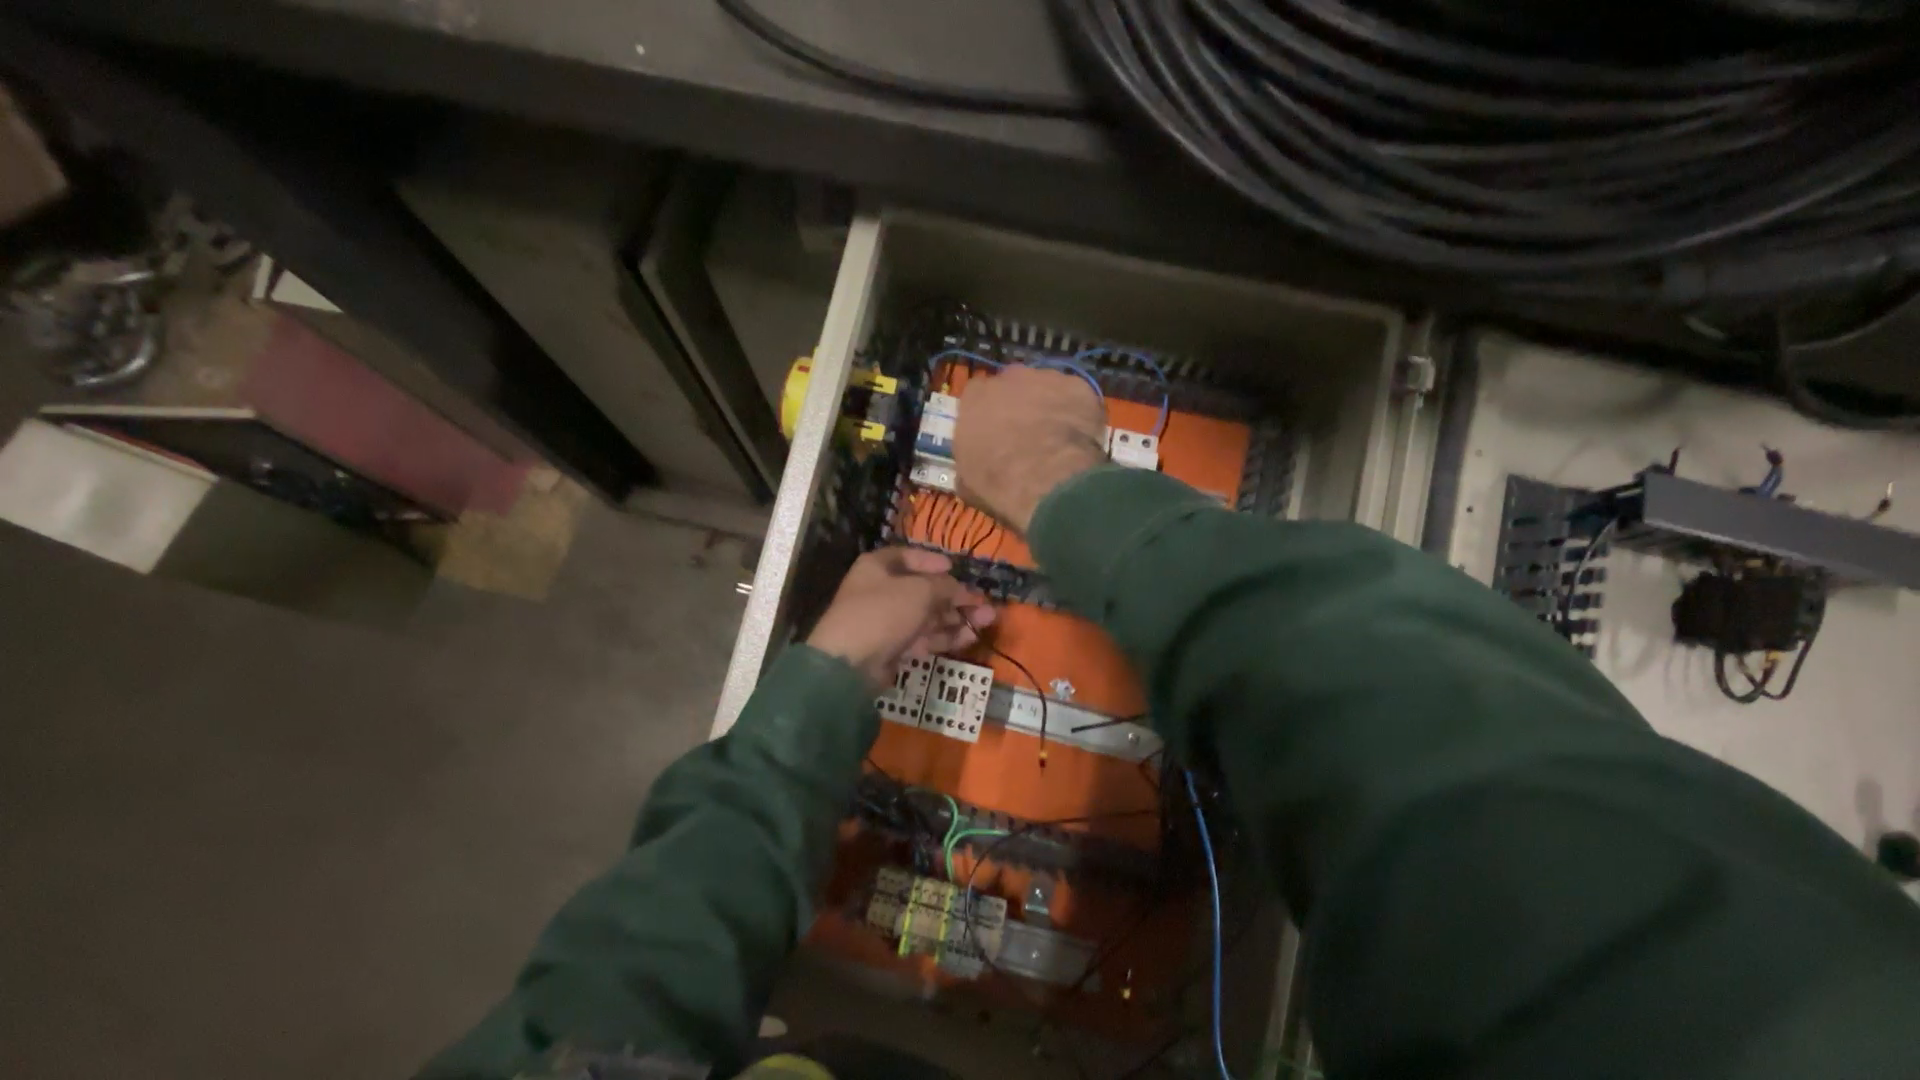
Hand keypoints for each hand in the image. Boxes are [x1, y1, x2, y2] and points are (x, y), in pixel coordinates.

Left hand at [807, 547, 997, 688]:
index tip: (956, 568)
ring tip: (988, 619)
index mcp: (878, 567)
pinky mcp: (893, 647)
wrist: (850, 664)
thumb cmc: (883, 612)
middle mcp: (880, 590)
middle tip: (984, 602)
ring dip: (957, 617)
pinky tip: (971, 637)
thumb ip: (945, 586)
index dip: (933, 561)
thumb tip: (960, 588)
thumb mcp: (920, 591)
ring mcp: (886, 621)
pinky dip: (946, 636)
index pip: (908, 556)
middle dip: (955, 596)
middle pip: (923, 589)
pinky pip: (923, 637)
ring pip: (927, 615)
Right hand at [954, 366, 1107, 533]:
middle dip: (1020, 404)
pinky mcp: (1079, 386)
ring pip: (1048, 387)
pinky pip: (1076, 396)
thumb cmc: (998, 482)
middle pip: (1014, 385)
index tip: (995, 432)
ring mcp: (1047, 378)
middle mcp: (1009, 378)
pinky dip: (1078, 411)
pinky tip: (1081, 435)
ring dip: (1050, 405)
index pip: (979, 395)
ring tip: (1058, 436)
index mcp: (976, 397)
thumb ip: (969, 459)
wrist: (1046, 480)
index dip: (989, 414)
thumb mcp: (967, 480)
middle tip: (1028, 433)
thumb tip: (975, 464)